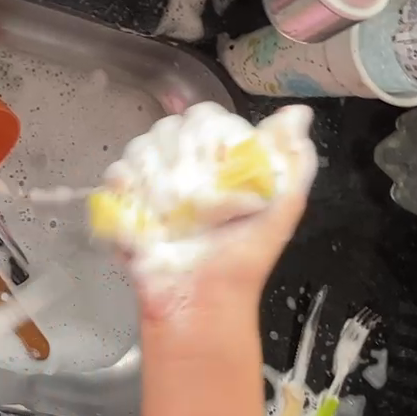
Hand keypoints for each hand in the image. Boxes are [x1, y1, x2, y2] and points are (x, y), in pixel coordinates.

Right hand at [113, 104, 317, 322]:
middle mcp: (182, 164)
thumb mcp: (281, 209)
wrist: (201, 302)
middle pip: (167, 128)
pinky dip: (128, 191)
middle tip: (198, 200)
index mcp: (218, 158)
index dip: (209, 137)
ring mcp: (149, 181)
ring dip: (157, 180)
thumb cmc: (243, 258)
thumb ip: (293, 161)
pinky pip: (115, 175)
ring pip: (139, 147)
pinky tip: (147, 215)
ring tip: (174, 215)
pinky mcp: (122, 201)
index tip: (222, 167)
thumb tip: (300, 113)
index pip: (203, 117)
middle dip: (182, 161)